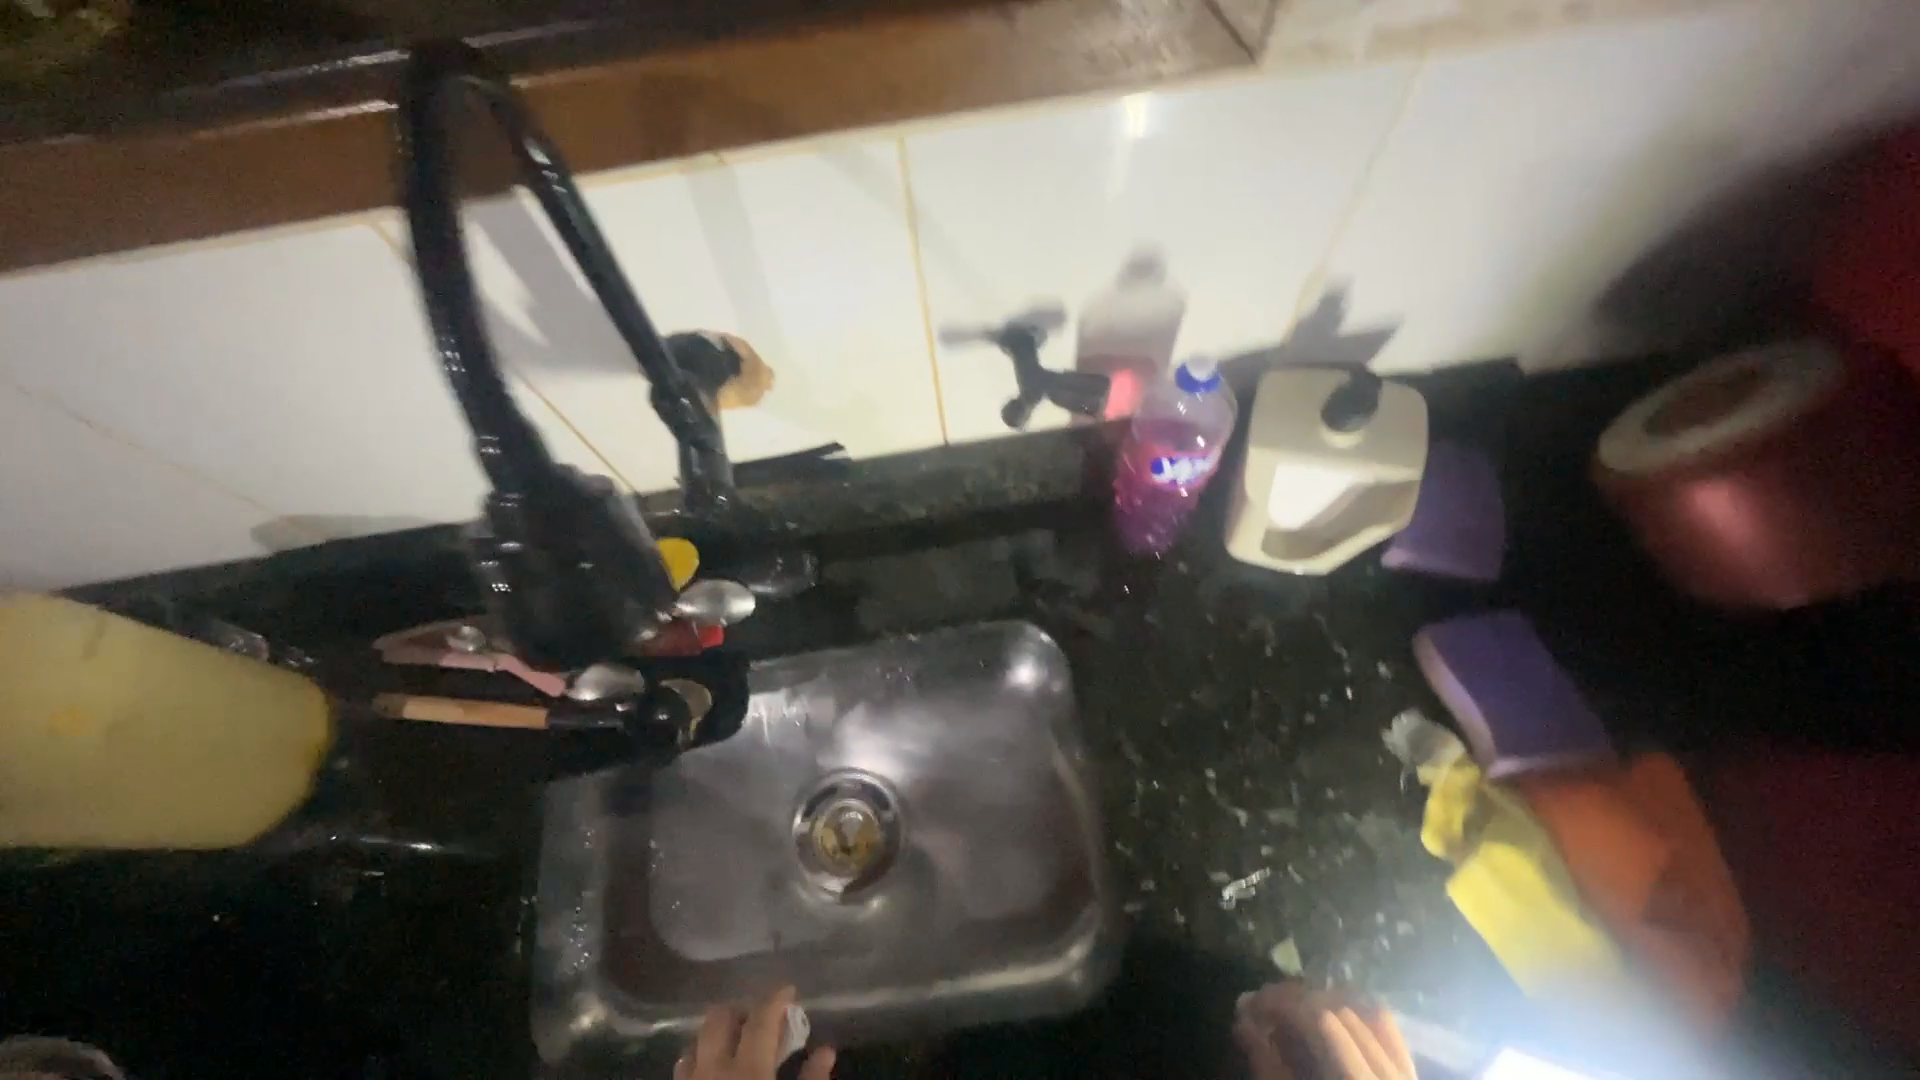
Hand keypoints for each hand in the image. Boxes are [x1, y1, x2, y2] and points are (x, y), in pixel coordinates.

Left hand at [675, 986, 834, 1079]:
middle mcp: (712, 1070)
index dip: (776, 999)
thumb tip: (826, 1050)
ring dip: (715, 1036)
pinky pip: (683, 1070)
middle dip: (739, 1009)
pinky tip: (713, 1069)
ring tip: (736, 1041)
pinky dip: (699, 1060)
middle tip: (761, 1016)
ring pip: (694, 1043)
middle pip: (718, 1020)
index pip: (761, 1020)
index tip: (789, 990)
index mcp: (747, 1068)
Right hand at [1234, 984, 1414, 1079]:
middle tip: (1263, 1009)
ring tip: (1294, 1013)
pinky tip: (1333, 1019)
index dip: (1280, 1002)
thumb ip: (1268, 1066)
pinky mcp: (1410, 1079)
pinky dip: (1357, 1015)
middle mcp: (1389, 1075)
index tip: (1249, 1007)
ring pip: (1366, 1013)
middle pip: (1340, 1011)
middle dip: (1296, 1001)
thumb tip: (1244, 1017)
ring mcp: (1406, 1076)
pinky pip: (1387, 1031)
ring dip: (1325, 1002)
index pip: (1319, 1019)